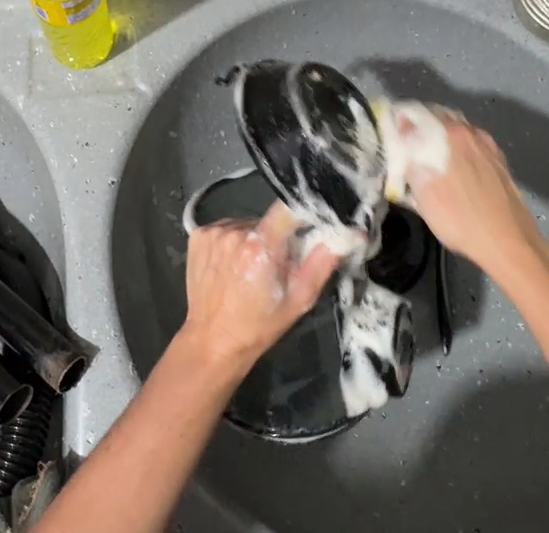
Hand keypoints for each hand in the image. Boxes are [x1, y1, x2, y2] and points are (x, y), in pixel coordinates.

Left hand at [179, 201, 338, 370]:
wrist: (213, 340)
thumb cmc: (260, 324)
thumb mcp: (300, 299)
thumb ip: (323, 261)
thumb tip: (350, 232)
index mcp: (262, 246)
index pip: (288, 208)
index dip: (301, 212)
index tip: (309, 224)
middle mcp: (235, 232)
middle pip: (267, 221)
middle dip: (276, 237)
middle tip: (275, 265)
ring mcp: (213, 232)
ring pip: (246, 224)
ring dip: (252, 239)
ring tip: (250, 268)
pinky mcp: (198, 235)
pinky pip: (225, 228)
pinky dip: (232, 241)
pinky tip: (231, 265)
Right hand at [395, 107, 547, 270]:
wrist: (510, 243)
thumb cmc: (461, 219)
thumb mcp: (424, 191)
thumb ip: (410, 157)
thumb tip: (402, 134)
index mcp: (451, 133)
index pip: (417, 111)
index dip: (400, 119)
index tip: (390, 133)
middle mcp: (472, 132)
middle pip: (439, 117)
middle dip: (421, 127)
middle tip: (406, 146)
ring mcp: (489, 147)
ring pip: (457, 132)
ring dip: (440, 138)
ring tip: (428, 158)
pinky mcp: (500, 163)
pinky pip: (472, 146)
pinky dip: (458, 150)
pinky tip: (453, 170)